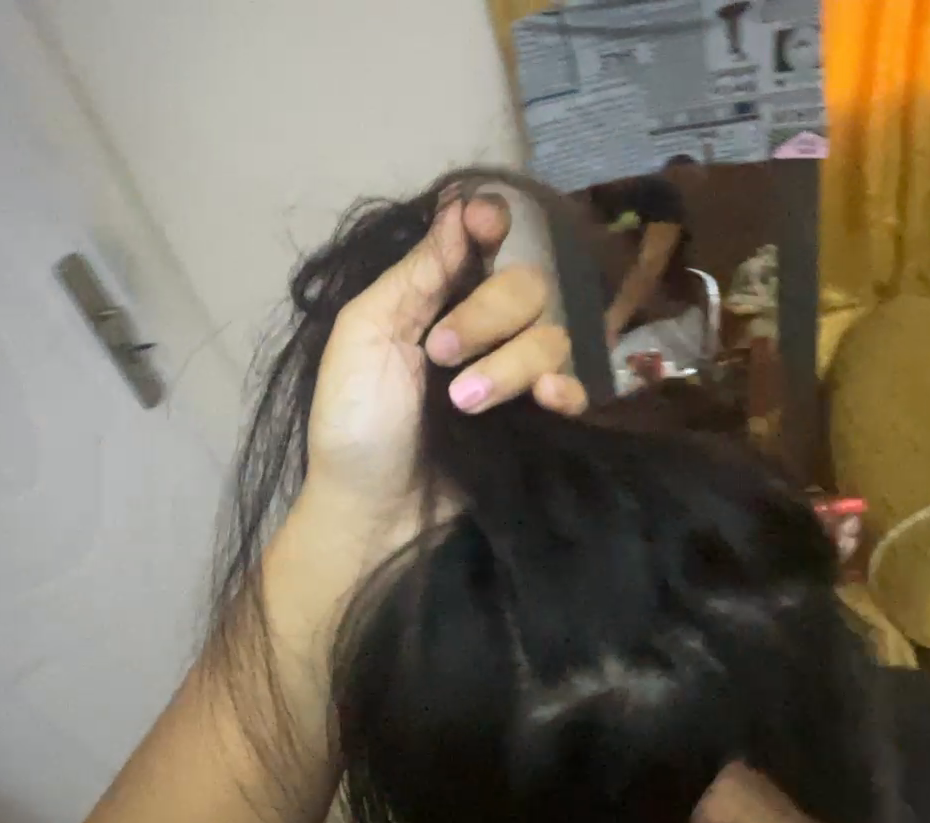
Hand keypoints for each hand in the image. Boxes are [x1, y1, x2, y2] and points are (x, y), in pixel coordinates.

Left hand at [305, 193, 587, 515]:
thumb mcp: (364, 337)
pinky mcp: (537, 421)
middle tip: (440, 355)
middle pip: (527, 287)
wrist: (375, 508)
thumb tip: (457, 208)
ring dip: (510, 366)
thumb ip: (412, 276)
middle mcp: (483, 329)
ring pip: (551, 338)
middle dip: (487, 315)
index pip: (480, 245)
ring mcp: (514, 376)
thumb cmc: (355, 422)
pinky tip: (547, 402)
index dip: (491, 224)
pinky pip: (574, 389)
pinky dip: (566, 390)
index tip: (487, 223)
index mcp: (435, 300)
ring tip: (463, 405)